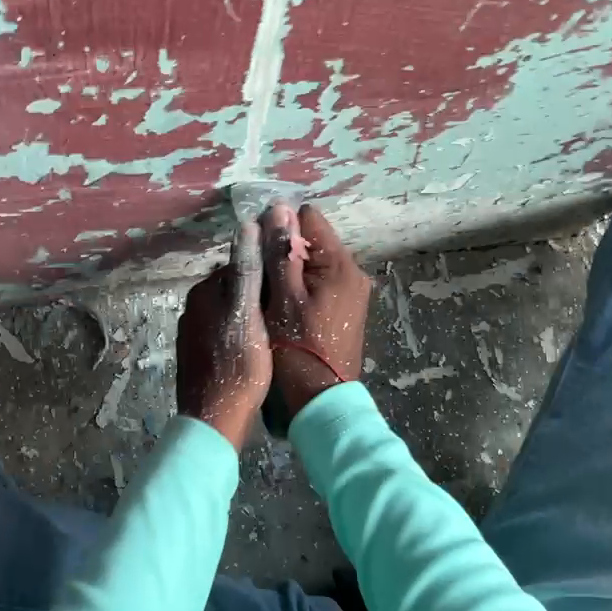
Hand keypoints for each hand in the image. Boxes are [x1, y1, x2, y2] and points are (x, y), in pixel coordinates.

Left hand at [176, 222, 270, 450]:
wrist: (214, 420)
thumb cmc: (238, 365)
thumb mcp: (248, 313)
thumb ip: (248, 270)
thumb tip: (248, 224)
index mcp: (204, 293)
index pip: (241, 268)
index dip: (268, 272)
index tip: (293, 283)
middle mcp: (193, 309)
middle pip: (236, 291)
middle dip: (261, 295)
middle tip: (290, 311)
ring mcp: (194, 335)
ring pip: (232, 315)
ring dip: (254, 317)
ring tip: (279, 333)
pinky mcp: (199, 357)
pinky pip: (227, 336)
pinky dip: (243, 337)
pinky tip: (260, 352)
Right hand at [260, 204, 371, 426]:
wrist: (320, 401)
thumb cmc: (297, 349)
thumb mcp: (281, 298)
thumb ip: (280, 252)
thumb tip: (278, 209)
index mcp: (339, 265)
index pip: (308, 219)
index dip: (278, 229)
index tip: (259, 254)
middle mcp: (352, 273)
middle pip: (310, 240)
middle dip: (282, 252)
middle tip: (260, 280)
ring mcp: (350, 292)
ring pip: (311, 262)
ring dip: (287, 271)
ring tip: (268, 297)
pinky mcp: (344, 308)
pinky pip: (316, 282)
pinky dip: (296, 288)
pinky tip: (281, 308)